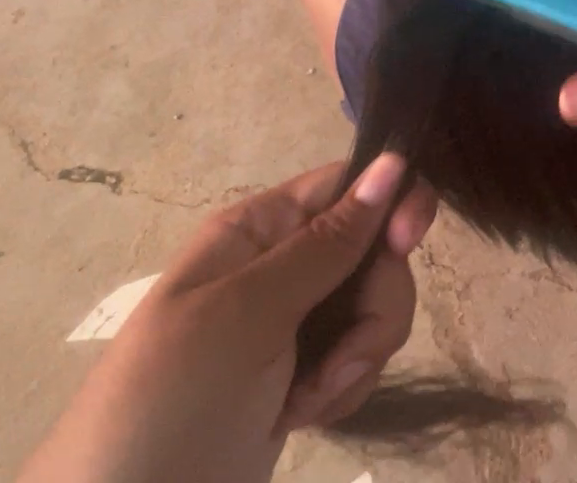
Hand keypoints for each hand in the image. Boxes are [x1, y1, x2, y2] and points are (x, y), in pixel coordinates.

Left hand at [17, 155, 435, 482]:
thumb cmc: (171, 404)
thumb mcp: (248, 314)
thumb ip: (327, 242)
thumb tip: (394, 159)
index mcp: (259, 229)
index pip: (352, 183)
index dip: (392, 204)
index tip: (406, 246)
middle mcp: (282, 264)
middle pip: (378, 251)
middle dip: (375, 307)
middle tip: (339, 357)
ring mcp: (296, 320)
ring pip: (379, 306)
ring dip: (358, 357)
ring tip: (305, 401)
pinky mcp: (307, 371)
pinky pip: (363, 355)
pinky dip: (346, 387)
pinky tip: (303, 416)